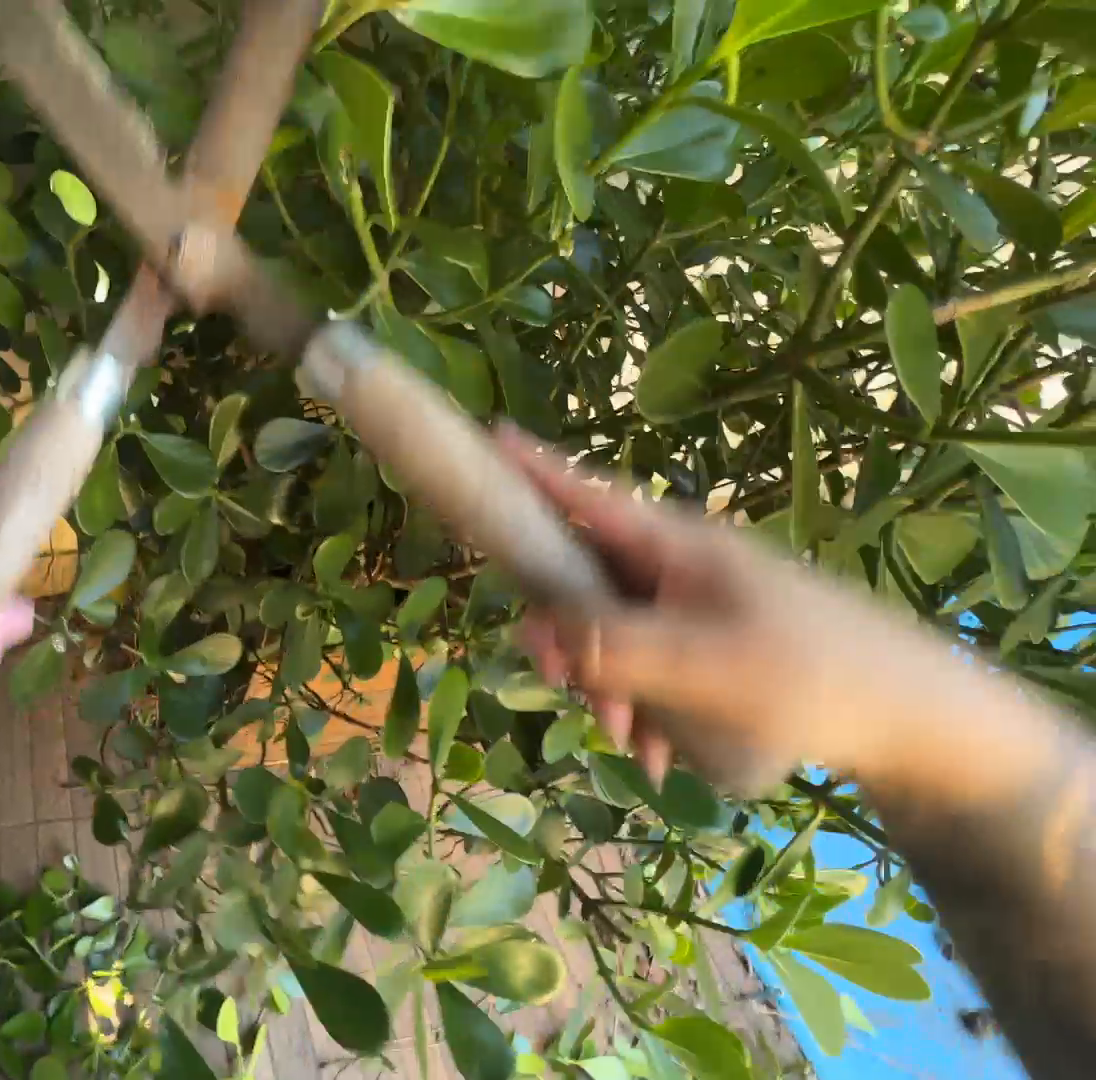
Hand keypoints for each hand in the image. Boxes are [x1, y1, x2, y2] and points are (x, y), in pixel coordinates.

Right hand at [500, 428, 943, 793]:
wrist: (926, 727)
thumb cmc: (820, 678)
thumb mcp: (709, 668)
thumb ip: (616, 647)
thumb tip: (534, 631)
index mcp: (676, 547)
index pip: (588, 496)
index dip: (536, 469)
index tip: (493, 435)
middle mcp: (674, 565)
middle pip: (581, 579)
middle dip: (565, 638)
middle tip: (561, 685)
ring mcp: (688, 603)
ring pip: (607, 630)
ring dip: (605, 685)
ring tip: (633, 740)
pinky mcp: (703, 640)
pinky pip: (643, 663)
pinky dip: (640, 704)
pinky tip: (659, 750)